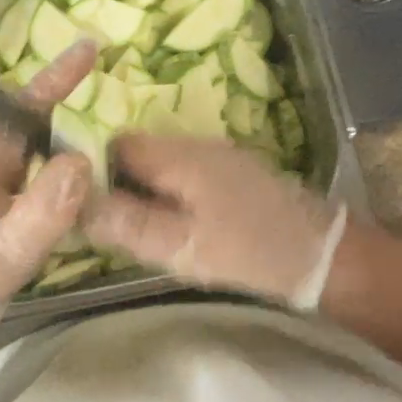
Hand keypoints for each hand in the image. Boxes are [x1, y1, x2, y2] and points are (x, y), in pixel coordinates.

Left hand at [0, 41, 97, 324]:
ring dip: (53, 115)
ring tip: (89, 109)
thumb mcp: (16, 247)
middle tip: (97, 69)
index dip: (53, 79)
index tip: (88, 50)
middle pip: (17, 109)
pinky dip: (46, 139)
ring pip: (19, 125)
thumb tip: (80, 159)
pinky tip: (66, 150)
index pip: (15, 107)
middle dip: (56, 89)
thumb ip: (48, 206)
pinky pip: (19, 144)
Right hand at [82, 135, 347, 310]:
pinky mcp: (234, 173)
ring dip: (146, 191)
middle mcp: (196, 144)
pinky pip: (184, 173)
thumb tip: (75, 207)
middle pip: (137, 153)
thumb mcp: (181, 247)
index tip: (87, 206)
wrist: (325, 257)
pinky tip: (178, 225)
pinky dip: (171, 194)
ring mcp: (218, 156)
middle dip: (119, 183)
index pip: (116, 146)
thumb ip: (127, 225)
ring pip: (161, 164)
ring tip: (143, 230)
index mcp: (178, 156)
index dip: (94, 172)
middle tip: (115, 226)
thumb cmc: (249, 252)